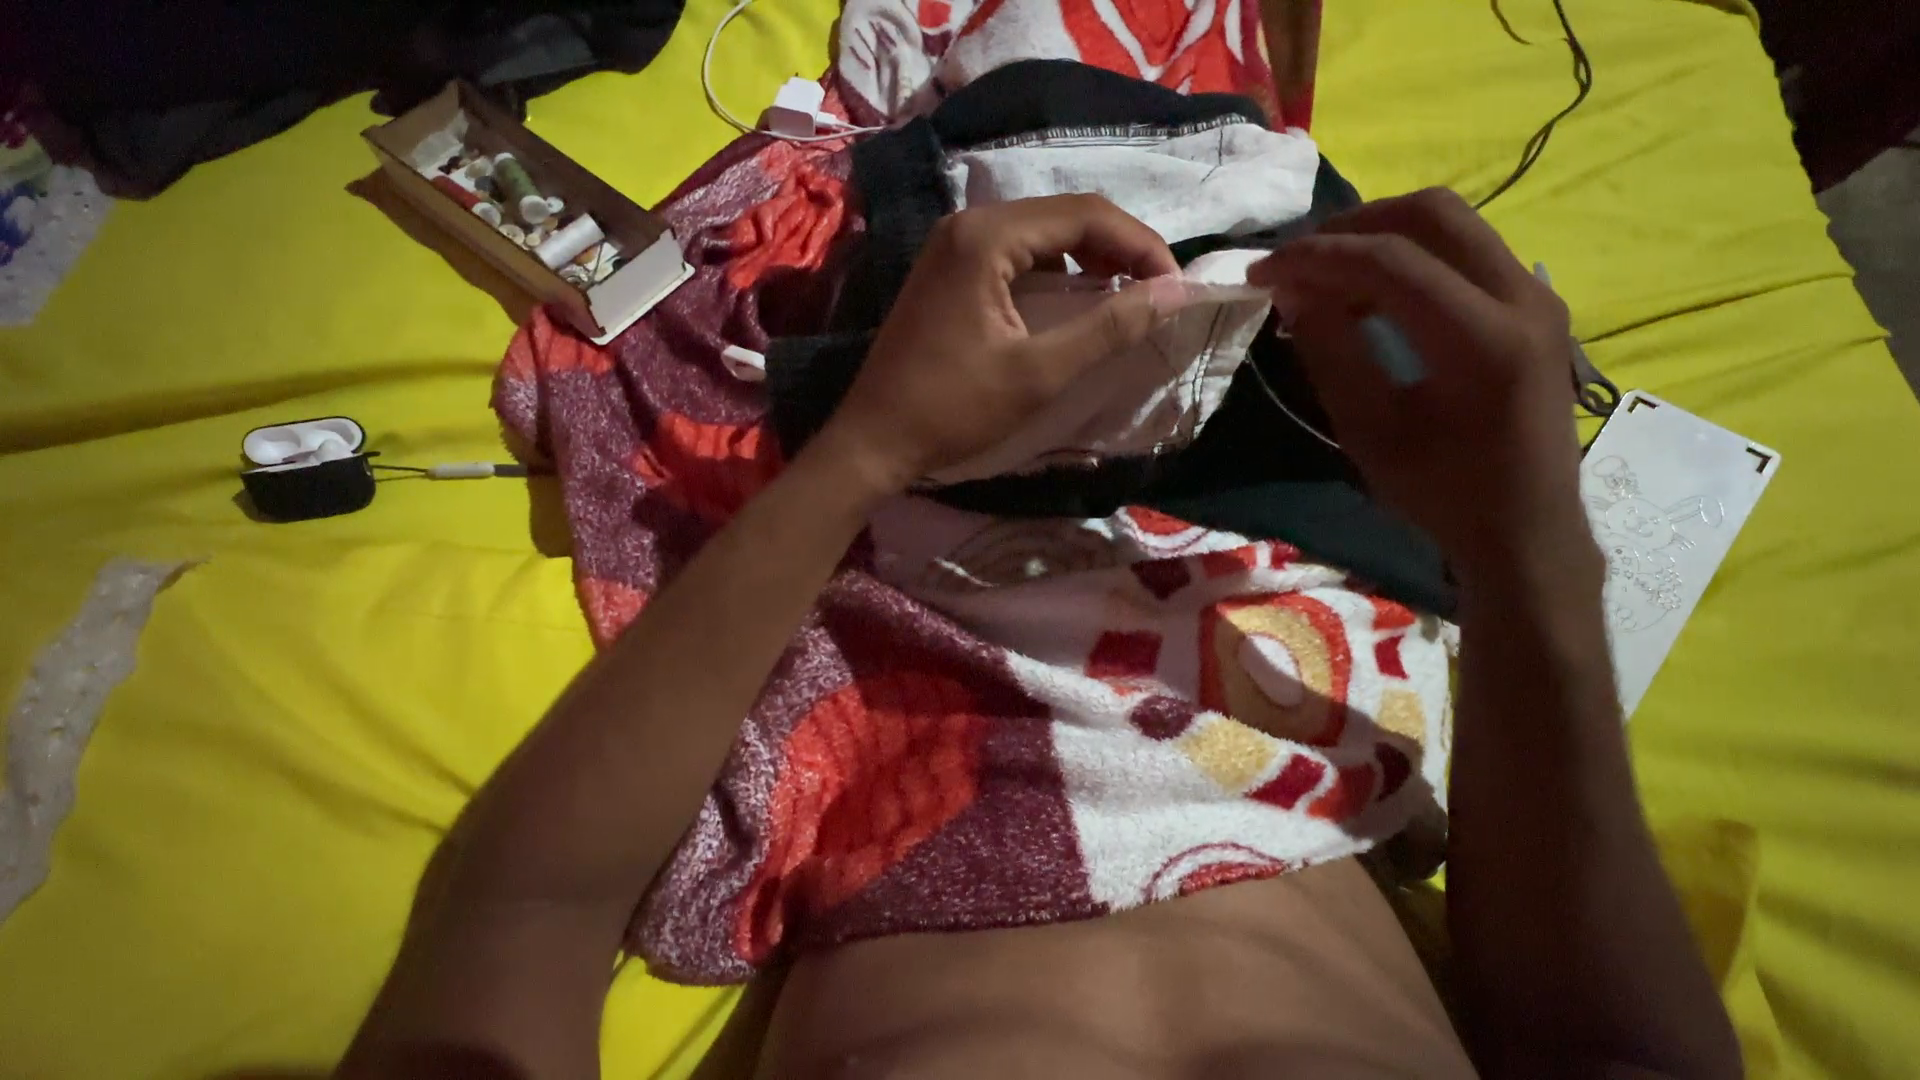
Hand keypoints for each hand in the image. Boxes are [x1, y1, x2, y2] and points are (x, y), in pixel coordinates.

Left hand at [812, 194, 1180, 497]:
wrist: (874, 441)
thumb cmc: (953, 409)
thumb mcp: (1039, 373)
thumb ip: (1108, 328)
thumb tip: (1174, 293)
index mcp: (986, 236)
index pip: (1085, 214)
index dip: (1140, 245)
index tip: (1174, 287)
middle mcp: (966, 224)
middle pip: (1062, 216)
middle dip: (1117, 249)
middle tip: (1154, 291)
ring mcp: (951, 246)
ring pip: (1039, 235)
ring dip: (1086, 260)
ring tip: (1121, 298)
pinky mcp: (946, 272)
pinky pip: (1014, 256)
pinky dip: (1051, 274)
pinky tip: (1069, 305)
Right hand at [1248, 188, 1599, 586]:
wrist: (1526, 528)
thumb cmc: (1440, 493)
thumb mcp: (1368, 431)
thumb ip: (1330, 353)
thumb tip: (1294, 291)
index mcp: (1483, 341)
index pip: (1391, 262)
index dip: (1316, 257)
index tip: (1262, 270)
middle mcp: (1524, 298)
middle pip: (1432, 213)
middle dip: (1351, 226)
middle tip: (1296, 260)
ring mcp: (1538, 294)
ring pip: (1453, 223)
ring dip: (1380, 237)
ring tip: (1325, 276)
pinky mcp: (1534, 304)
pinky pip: (1466, 250)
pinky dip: (1409, 256)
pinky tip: (1370, 294)